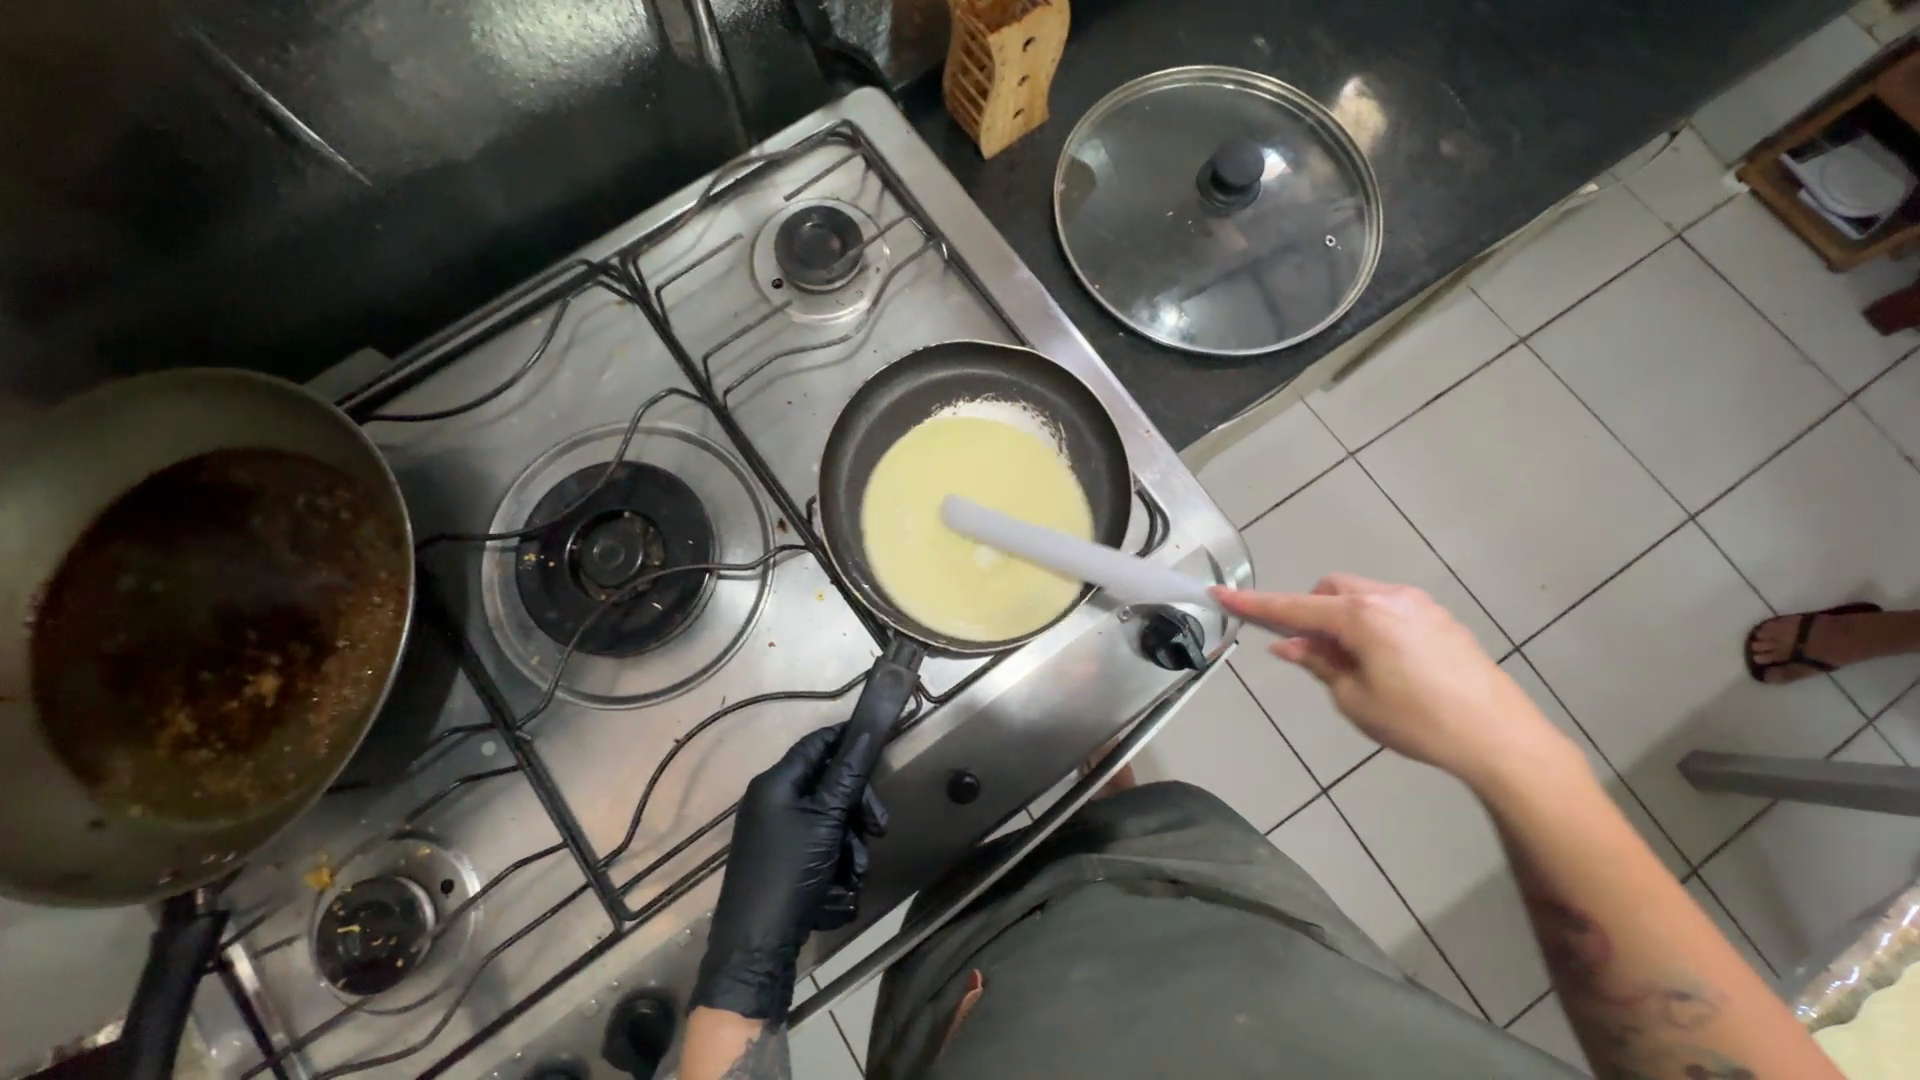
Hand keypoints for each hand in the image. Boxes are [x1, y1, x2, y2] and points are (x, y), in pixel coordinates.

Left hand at [691, 724, 886, 1021]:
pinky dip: (834, 860)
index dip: (847, 738)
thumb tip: (866, 730)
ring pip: (828, 819)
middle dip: (857, 807)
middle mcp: (771, 801)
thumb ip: (847, 775)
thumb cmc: (790, 871)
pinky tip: (842, 886)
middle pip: (827, 785)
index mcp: (776, 783)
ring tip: (855, 871)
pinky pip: (817, 845)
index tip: (880, 742)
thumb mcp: (826, 820)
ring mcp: (774, 832)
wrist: (756, 944)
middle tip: (880, 828)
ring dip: (850, 841)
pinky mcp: (779, 859)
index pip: (816, 743)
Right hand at [1214, 574, 1580, 790]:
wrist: (1501, 738)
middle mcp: (1390, 598)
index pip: (1293, 607)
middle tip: (1311, 654)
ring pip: (1361, 597)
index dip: (1254, 605)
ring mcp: (1420, 606)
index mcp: (1362, 615)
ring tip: (1352, 665)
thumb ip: (1318, 664)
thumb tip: (1289, 645)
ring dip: (1342, 619)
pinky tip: (1385, 665)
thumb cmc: (1418, 721)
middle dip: (1310, 612)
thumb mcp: (1354, 698)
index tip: (1219, 594)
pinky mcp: (1442, 620)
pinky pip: (1389, 609)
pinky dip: (1370, 625)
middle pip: (1330, 590)